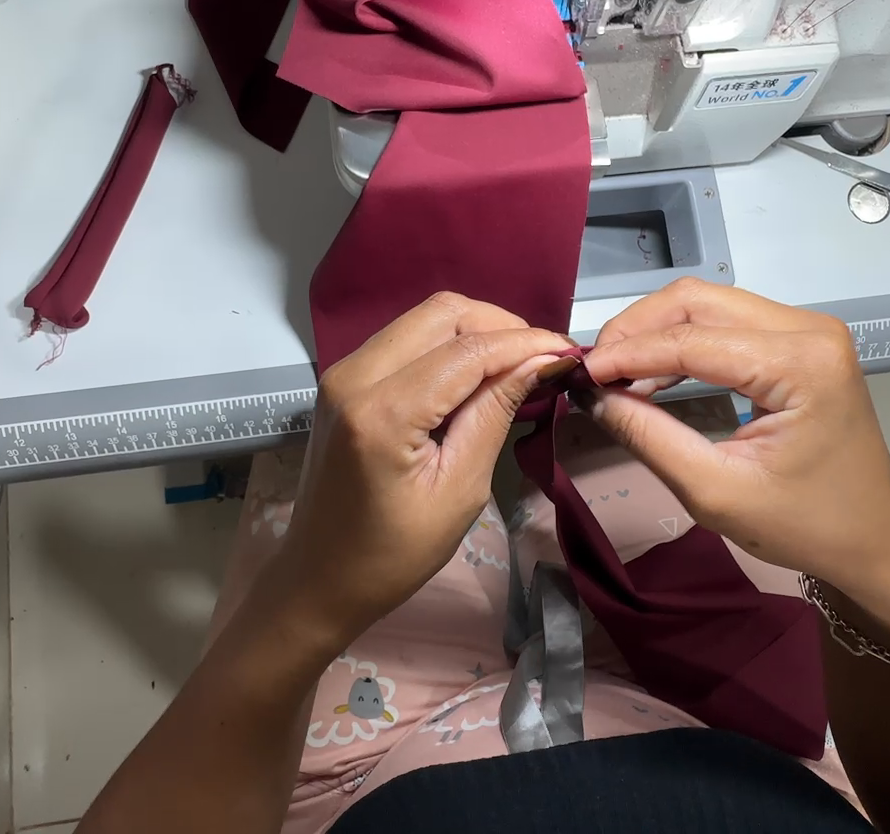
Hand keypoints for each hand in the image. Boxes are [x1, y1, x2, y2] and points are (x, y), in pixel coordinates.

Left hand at [262, 293, 572, 652]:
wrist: (319, 576)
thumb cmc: (394, 553)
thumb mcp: (459, 490)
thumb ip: (495, 414)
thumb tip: (540, 362)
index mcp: (383, 412)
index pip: (467, 351)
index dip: (525, 344)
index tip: (570, 353)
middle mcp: (356, 375)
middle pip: (442, 313)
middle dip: (500, 326)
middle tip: (541, 359)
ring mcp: (343, 372)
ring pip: (423, 318)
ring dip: (475, 330)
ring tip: (516, 364)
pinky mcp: (344, 378)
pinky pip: (405, 338)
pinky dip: (447, 343)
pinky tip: (476, 372)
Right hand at [579, 279, 889, 650]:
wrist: (874, 545)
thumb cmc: (804, 526)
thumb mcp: (714, 491)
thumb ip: (647, 436)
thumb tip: (590, 395)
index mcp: (800, 363)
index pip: (690, 340)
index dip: (627, 354)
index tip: (578, 374)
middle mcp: (808, 329)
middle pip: (696, 301)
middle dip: (636, 330)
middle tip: (595, 368)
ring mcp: (806, 330)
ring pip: (706, 305)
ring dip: (654, 333)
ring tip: (614, 372)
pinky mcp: (798, 342)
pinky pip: (724, 324)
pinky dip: (679, 343)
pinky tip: (650, 373)